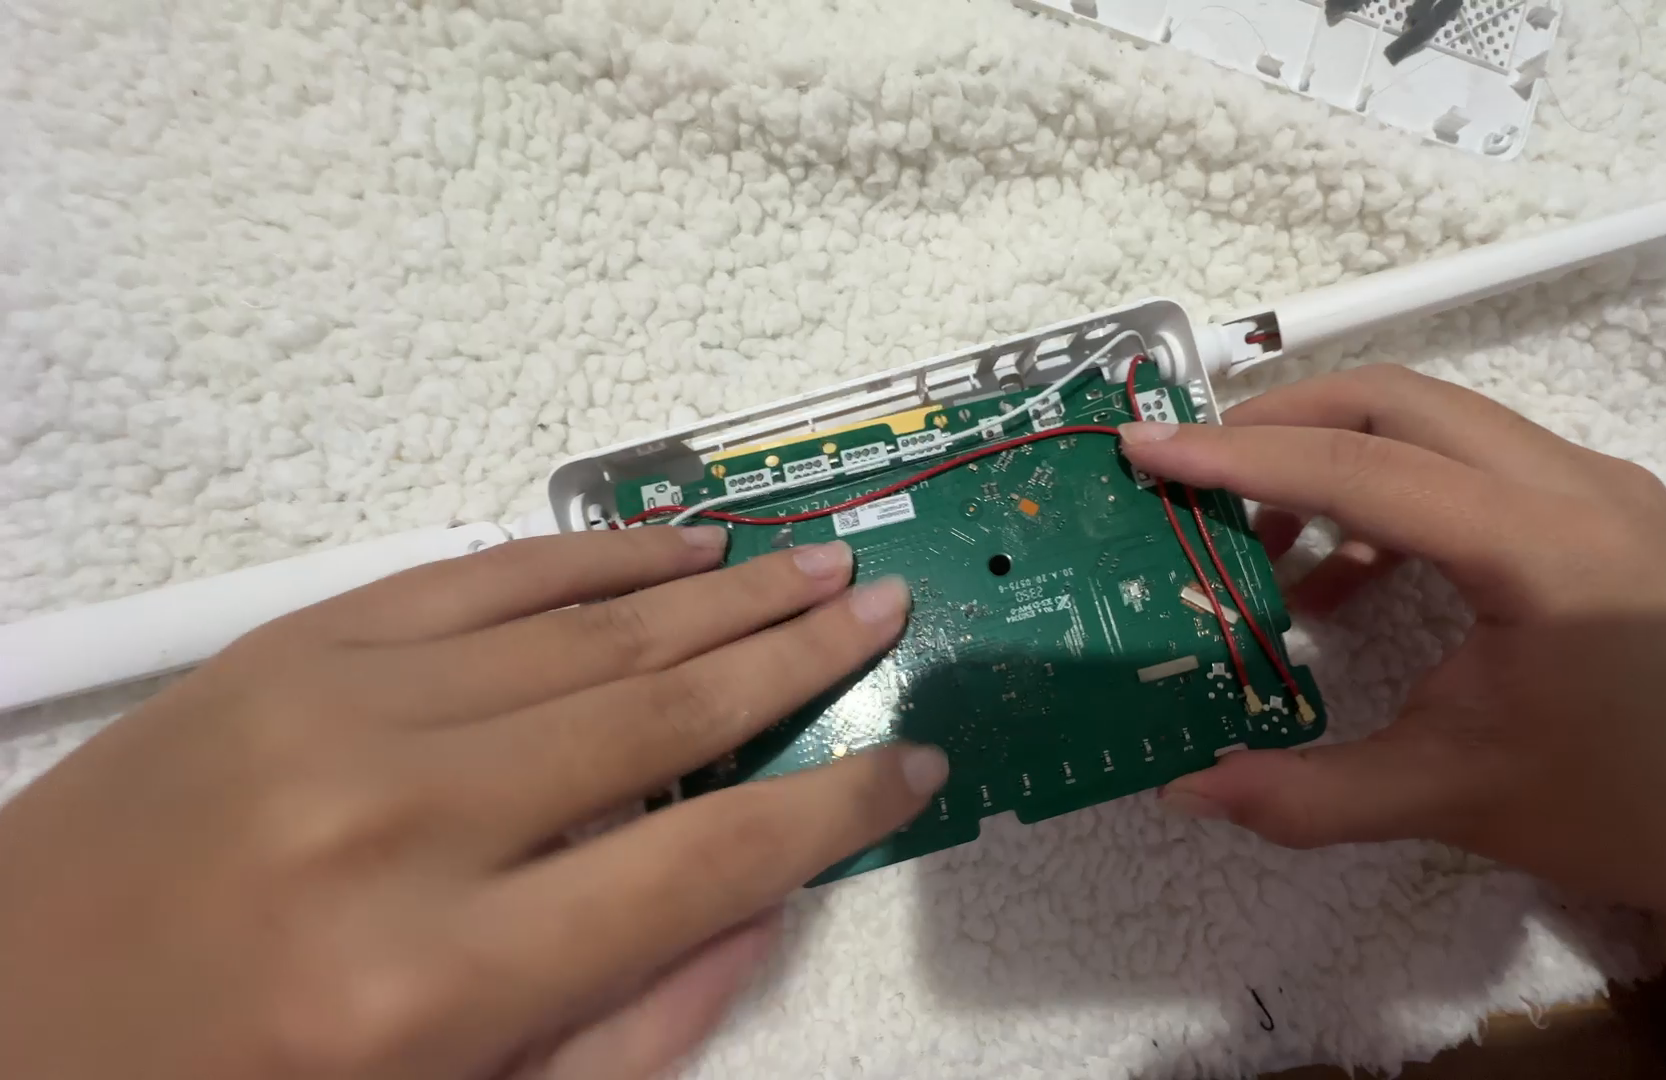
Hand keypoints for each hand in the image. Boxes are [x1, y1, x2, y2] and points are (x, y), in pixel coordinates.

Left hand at [0, 529, 945, 1079]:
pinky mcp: (304, 642)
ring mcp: (345, 707)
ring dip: (735, 592)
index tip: (918, 759)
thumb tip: (774, 895)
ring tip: (822, 565)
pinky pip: (500, 574)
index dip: (836, 808)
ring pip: (603, 628)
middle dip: (805, 652)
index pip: (709, 862)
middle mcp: (403, 825)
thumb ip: (641, 1026)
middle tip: (888, 604)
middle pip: (670, 709)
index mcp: (438, 986)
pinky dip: (616, 555)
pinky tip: (697, 545)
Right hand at [1121, 364, 1665, 941]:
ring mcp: (1588, 484)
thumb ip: (1303, 794)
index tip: (1148, 447)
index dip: (1241, 457)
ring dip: (1322, 453)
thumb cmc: (1612, 810)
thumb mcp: (1444, 800)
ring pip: (1424, 418)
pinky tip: (1335, 572)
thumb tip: (1181, 792)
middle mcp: (1576, 487)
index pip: (1365, 471)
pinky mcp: (1582, 501)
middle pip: (1394, 402)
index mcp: (1548, 554)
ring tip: (1254, 528)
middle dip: (1275, 423)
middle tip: (1190, 462)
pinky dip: (1370, 494)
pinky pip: (1452, 462)